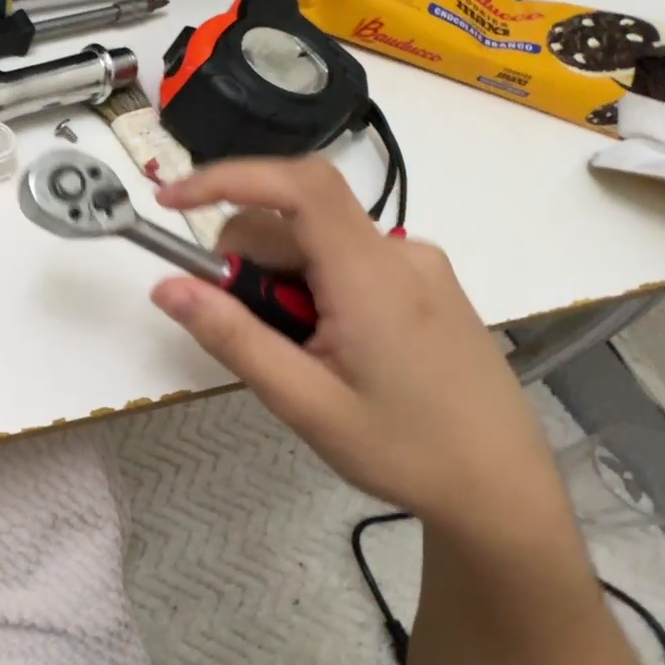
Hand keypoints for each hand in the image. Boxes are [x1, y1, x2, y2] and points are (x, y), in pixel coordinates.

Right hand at [150, 157, 560, 523]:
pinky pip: (336, 263)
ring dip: (272, 284)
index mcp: (372, 277)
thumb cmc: (402, 449)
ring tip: (289, 354)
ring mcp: (413, 267)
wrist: (500, 485)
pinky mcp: (418, 285)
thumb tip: (165, 286)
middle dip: (242, 263)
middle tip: (238, 331)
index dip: (227, 179)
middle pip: (291, 222)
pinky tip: (316, 347)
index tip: (169, 201)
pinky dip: (300, 290)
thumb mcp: (301, 401)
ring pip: (309, 246)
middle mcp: (397, 254)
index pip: (298, 188)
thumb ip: (232, 337)